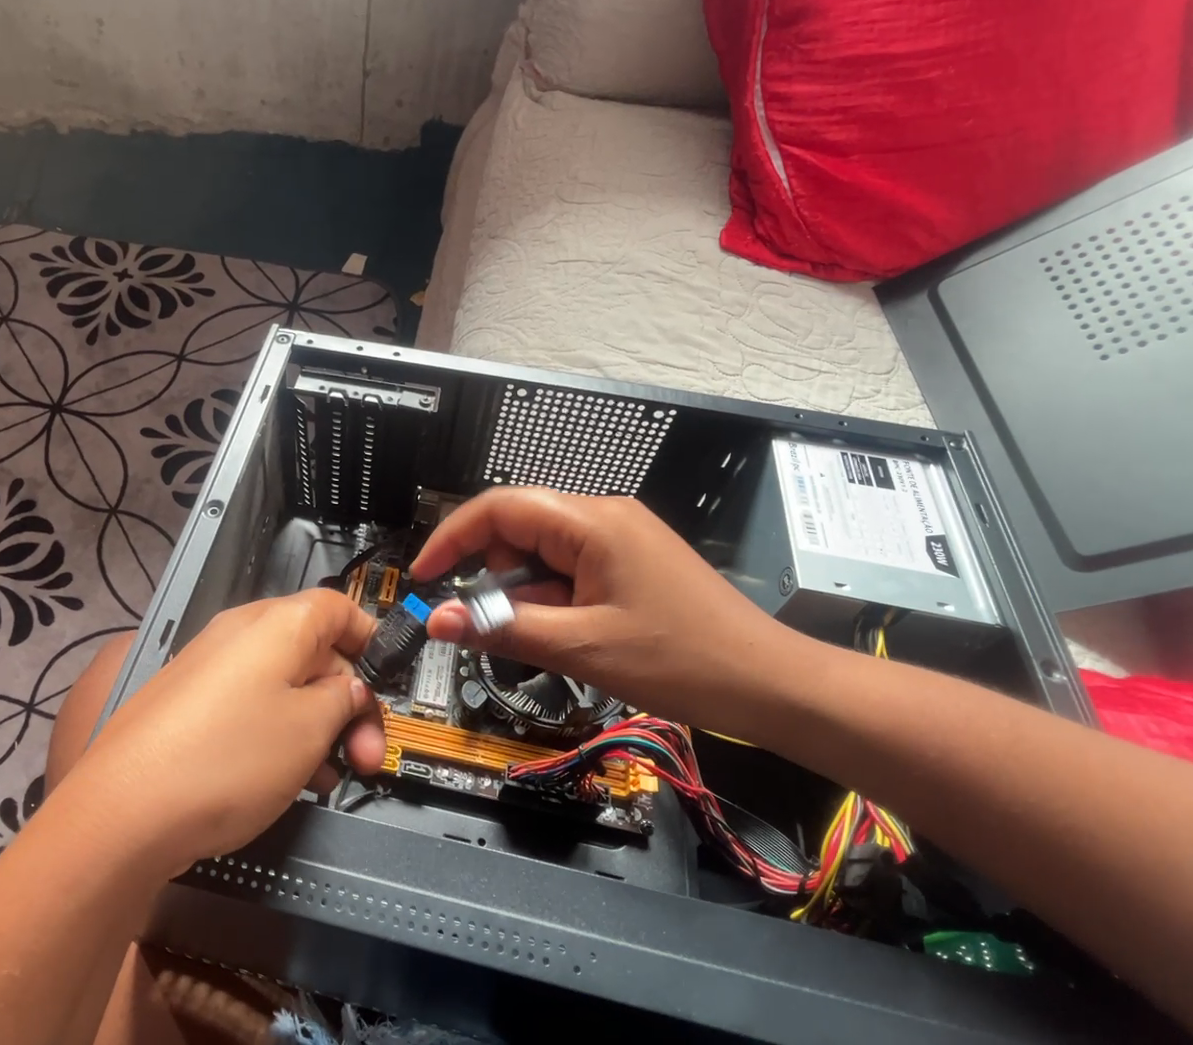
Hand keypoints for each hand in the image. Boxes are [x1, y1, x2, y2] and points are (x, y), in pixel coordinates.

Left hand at [52, 589, 383, 877]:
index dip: (371, 639)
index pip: (338, 607)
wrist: (125, 810)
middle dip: (348, 702)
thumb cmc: (230, 759)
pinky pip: (248, 708)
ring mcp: (207, 671)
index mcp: (275, 624)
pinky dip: (277, 735)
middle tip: (366, 757)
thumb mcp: (310, 729)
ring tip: (327, 778)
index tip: (387, 683)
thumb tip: (346, 689)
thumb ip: (342, 701)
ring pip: (282, 686)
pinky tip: (288, 781)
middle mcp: (238, 635)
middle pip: (313, 652)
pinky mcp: (186, 708)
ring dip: (316, 726)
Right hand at [411, 487, 809, 733]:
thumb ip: (503, 626)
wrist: (768, 684)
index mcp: (592, 522)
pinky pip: (569, 568)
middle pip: (519, 527)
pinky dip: (553, 598)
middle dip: (493, 572)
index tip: (424, 577)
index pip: (500, 508)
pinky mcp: (629, 562)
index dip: (453, 538)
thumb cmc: (680, 661)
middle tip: (494, 622)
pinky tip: (571, 634)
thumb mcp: (581, 648)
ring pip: (542, 552)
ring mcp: (620, 538)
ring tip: (550, 637)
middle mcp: (604, 516)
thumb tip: (436, 619)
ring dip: (526, 592)